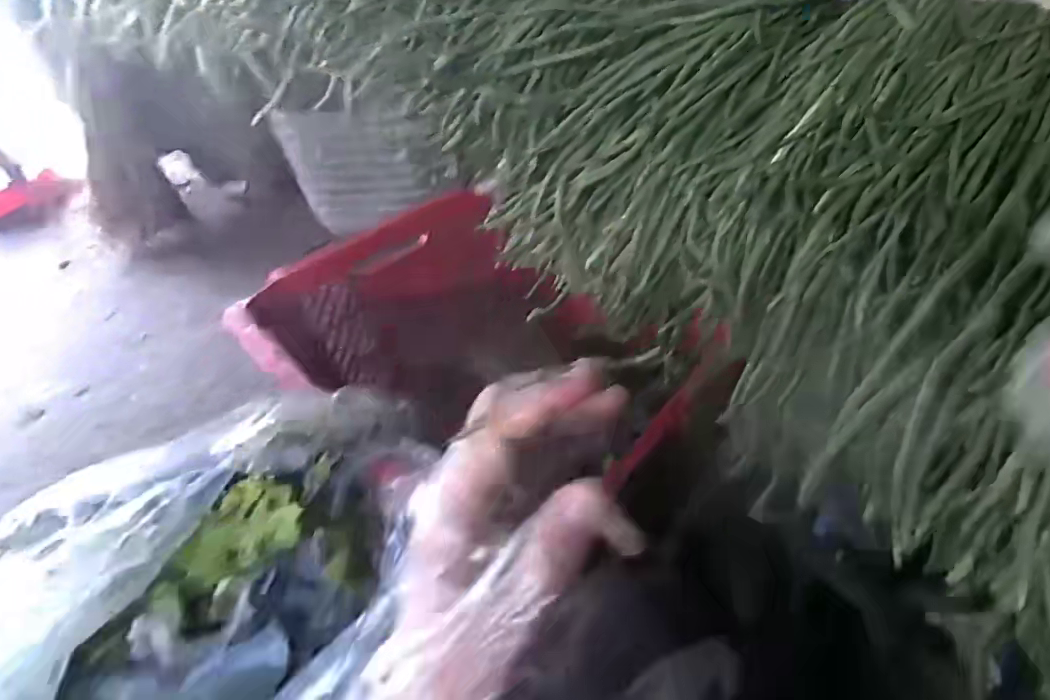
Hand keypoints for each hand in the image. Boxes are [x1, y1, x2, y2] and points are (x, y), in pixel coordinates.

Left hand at [364, 362, 643, 699]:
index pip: (492, 433)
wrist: (434, 696)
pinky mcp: (497, 506)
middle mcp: (458, 485)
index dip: (543, 402)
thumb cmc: (461, 660)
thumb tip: (600, 491)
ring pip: (520, 428)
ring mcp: (477, 492)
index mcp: (447, 506)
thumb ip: (550, 550)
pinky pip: (533, 454)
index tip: (594, 386)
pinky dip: (568, 436)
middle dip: (555, 392)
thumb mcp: (508, 615)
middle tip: (606, 380)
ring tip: (615, 401)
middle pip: (500, 414)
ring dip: (567, 410)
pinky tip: (599, 434)